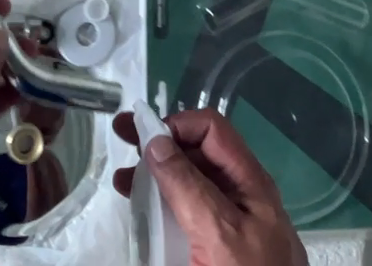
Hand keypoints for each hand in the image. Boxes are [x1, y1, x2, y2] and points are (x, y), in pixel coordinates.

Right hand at [111, 109, 307, 265]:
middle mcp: (241, 193)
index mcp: (249, 181)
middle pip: (198, 152)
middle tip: (122, 136)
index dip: (177, 124)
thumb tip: (156, 140)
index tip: (142, 136)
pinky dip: (164, 204)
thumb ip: (189, 187)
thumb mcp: (219, 232)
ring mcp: (232, 221)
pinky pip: (190, 214)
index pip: (211, 129)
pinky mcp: (220, 246)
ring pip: (191, 182)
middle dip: (159, 141)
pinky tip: (143, 213)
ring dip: (156, 174)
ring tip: (122, 181)